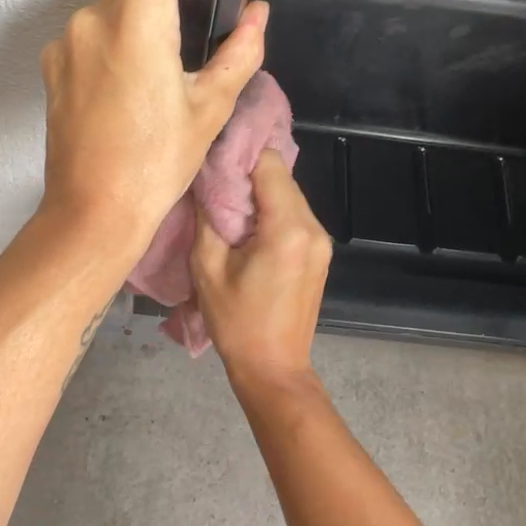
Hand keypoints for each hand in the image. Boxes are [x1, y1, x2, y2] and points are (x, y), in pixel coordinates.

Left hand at [38, 0, 268, 248]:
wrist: (91, 214)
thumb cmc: (154, 166)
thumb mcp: (209, 109)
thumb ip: (238, 52)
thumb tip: (256, 14)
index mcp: (139, 20)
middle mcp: (94, 19)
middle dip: (166, 5)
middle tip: (187, 62)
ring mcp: (66, 42)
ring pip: (116, 15)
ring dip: (142, 36)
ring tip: (157, 96)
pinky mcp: (53, 65)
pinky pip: (93, 39)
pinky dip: (117, 53)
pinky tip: (130, 101)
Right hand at [190, 149, 331, 389]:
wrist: (274, 368)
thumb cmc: (237, 323)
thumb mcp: (208, 268)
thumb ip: (207, 217)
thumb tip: (204, 180)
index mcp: (287, 229)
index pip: (268, 164)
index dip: (239, 157)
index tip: (213, 163)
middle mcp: (313, 228)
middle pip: (281, 177)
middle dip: (247, 176)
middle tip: (214, 186)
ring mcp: (321, 241)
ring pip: (289, 195)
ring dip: (259, 195)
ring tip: (228, 210)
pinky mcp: (320, 253)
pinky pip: (295, 216)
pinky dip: (271, 213)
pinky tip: (247, 229)